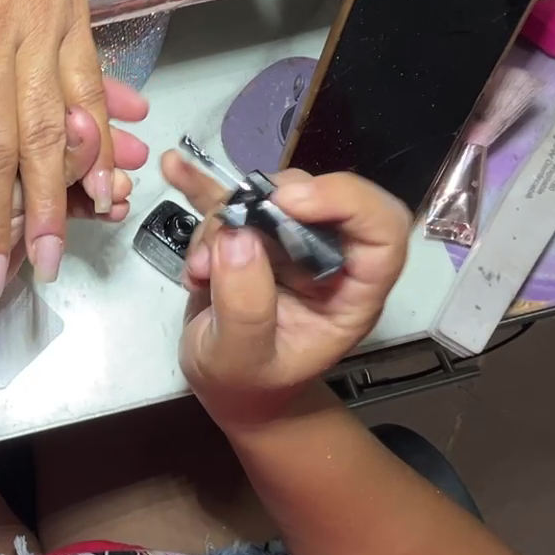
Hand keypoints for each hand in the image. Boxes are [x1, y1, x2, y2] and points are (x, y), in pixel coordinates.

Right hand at [161, 154, 410, 430]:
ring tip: (195, 272)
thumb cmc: (247, 384)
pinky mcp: (243, 238)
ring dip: (219, 222)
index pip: (380, 229)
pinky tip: (174, 167)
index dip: (345, 201)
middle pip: (312, 200)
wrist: (229, 388)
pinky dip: (199, 186)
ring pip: (261, 201)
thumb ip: (245, 305)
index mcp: (352, 290)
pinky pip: (225, 203)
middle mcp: (324, 257)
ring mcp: (283, 244)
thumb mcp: (244, 358)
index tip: (287, 203)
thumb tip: (236, 236)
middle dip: (261, 211)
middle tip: (218, 244)